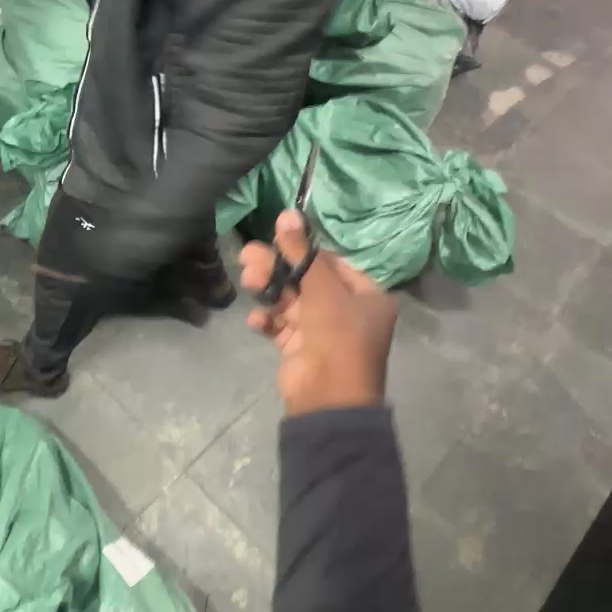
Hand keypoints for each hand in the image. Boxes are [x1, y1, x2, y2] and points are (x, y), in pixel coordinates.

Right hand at [239, 211, 397, 415]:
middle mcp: (346, 311)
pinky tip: (257, 320)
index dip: (300, 251)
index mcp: (365, 295)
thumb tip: (286, 214)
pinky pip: (280, 325)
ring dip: (268, 291)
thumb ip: (301, 254)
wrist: (328, 398)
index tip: (274, 241)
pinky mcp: (299, 348)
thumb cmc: (337, 337)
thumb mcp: (321, 290)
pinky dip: (267, 320)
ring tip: (248, 283)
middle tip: (246, 258)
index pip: (329, 263)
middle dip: (276, 269)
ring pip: (289, 301)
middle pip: (304, 280)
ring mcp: (321, 331)